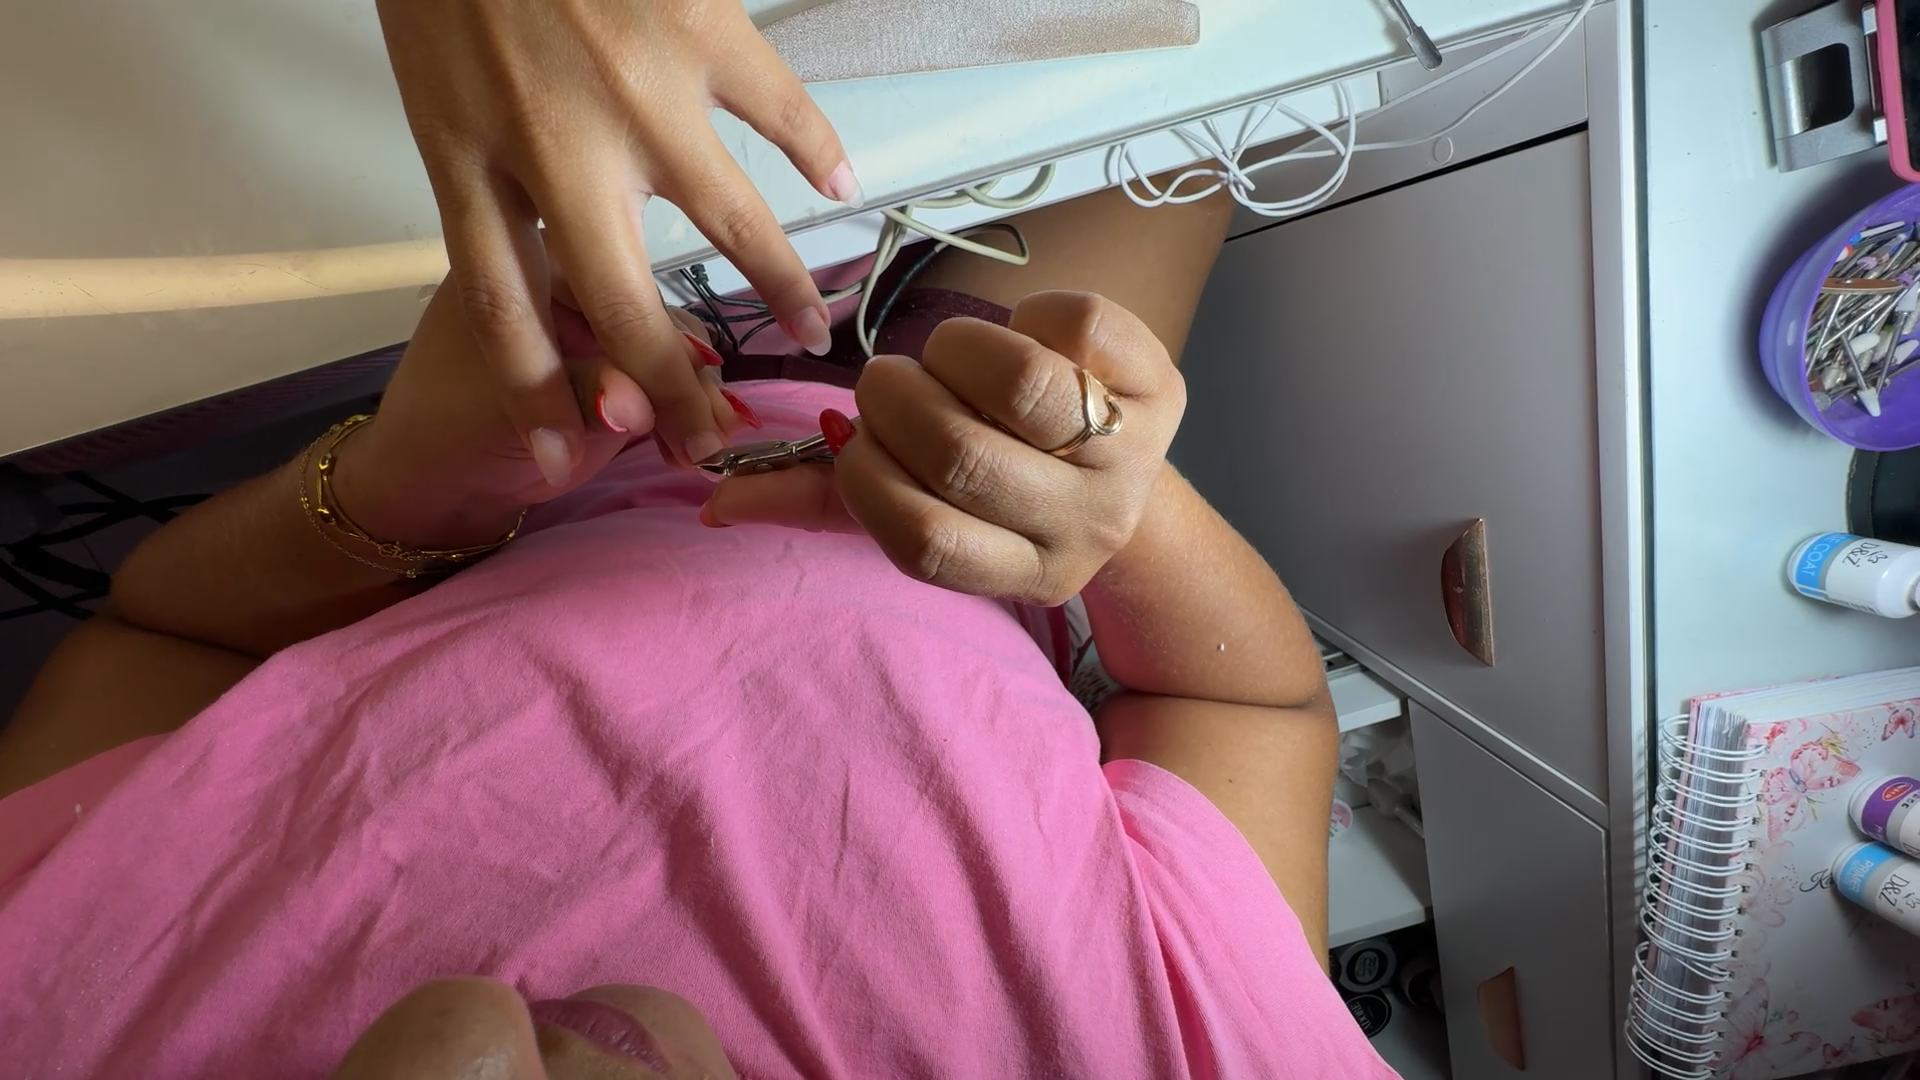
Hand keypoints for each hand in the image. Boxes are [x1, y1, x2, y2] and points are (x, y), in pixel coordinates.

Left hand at [329, 277, 744, 550]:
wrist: (449, 477)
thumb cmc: (456, 428)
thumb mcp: (507, 407)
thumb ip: (578, 396)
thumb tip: (640, 404)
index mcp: (542, 270)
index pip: (623, 292)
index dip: (663, 352)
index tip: (691, 409)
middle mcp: (586, 291)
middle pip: (664, 321)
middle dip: (691, 382)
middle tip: (710, 435)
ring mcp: (611, 335)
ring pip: (679, 356)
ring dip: (698, 403)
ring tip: (707, 448)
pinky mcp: (629, 373)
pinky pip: (674, 385)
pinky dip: (692, 415)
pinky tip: (705, 443)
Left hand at [374, 0, 858, 481]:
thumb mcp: (433, 95)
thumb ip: (495, 193)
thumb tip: (564, 287)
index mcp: (469, 155)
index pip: (505, 312)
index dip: (534, 399)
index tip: (565, 461)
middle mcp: (559, 143)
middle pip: (626, 306)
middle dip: (674, 389)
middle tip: (714, 434)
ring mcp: (636, 89)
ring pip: (730, 225)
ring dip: (780, 291)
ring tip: (812, 332)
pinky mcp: (696, 26)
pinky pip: (778, 107)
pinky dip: (820, 151)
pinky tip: (845, 187)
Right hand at [703, 292, 1184, 605]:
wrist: (1119, 469)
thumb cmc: (1001, 489)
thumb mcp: (924, 506)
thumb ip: (830, 503)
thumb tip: (719, 501)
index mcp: (1019, 573)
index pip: (922, 539)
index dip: (868, 473)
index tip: (862, 439)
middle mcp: (1082, 531)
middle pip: (965, 458)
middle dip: (902, 400)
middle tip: (897, 385)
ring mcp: (1130, 461)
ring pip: (1025, 389)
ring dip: (959, 352)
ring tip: (953, 358)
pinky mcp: (1163, 390)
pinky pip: (1082, 326)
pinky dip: (1035, 312)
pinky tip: (1027, 338)